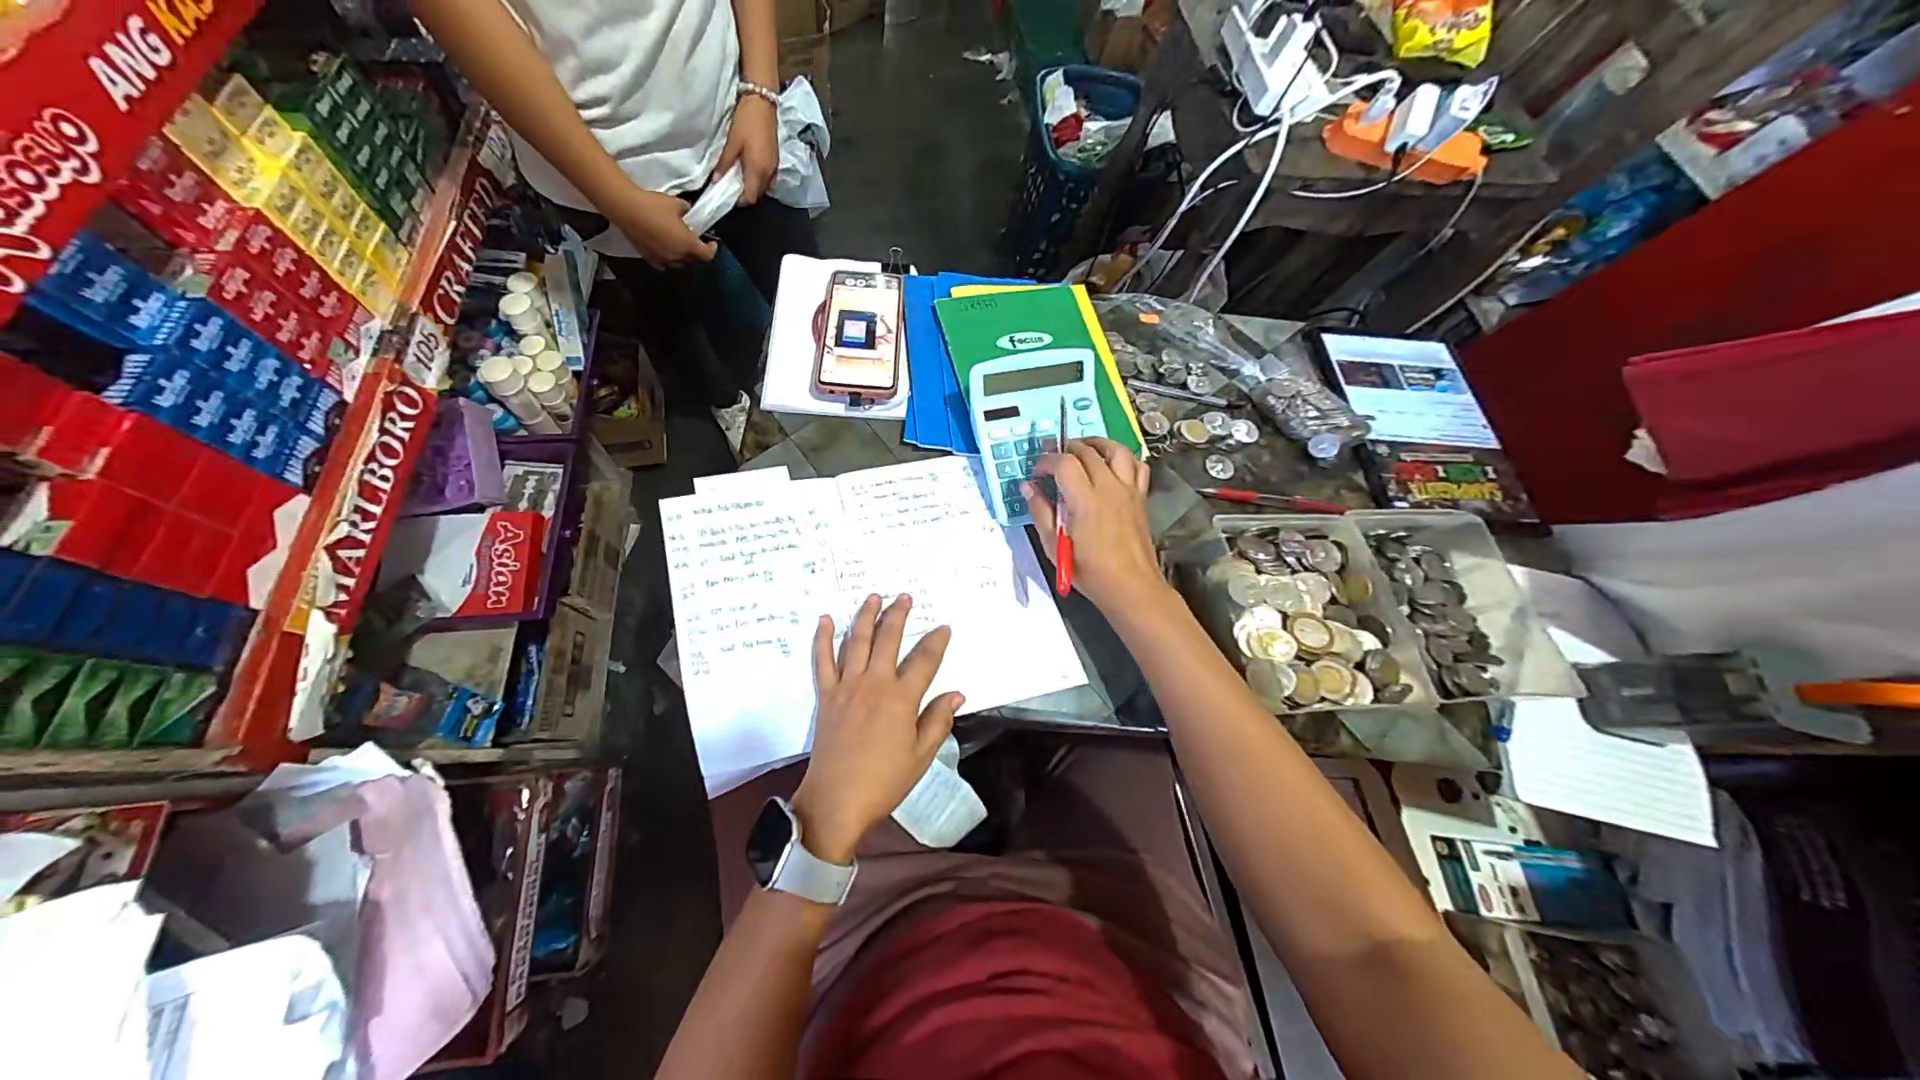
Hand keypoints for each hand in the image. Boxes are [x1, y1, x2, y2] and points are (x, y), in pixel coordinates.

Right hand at [603, 184, 716, 267]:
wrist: (626, 208)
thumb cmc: (654, 206)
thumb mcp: (676, 203)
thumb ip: (686, 210)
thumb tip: (687, 212)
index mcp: (688, 245)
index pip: (706, 255)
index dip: (712, 249)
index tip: (712, 242)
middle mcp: (677, 256)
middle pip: (693, 260)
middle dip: (697, 252)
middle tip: (695, 241)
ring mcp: (662, 259)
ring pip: (678, 263)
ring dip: (683, 256)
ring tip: (680, 245)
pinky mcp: (649, 257)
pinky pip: (663, 263)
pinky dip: (668, 259)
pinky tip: (666, 251)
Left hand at [713, 93, 778, 203]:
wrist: (762, 102)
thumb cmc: (746, 122)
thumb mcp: (732, 142)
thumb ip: (724, 163)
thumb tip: (716, 180)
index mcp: (757, 171)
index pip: (750, 197)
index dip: (739, 201)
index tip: (727, 196)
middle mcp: (769, 174)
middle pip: (757, 194)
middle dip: (745, 195)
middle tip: (731, 187)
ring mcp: (774, 168)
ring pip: (764, 187)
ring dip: (753, 187)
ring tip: (740, 179)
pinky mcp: (776, 161)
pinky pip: (769, 179)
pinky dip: (759, 180)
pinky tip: (750, 171)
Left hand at [792, 594, 962, 863]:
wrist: (836, 800)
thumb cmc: (884, 781)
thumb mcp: (921, 755)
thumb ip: (937, 721)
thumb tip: (955, 694)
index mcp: (901, 699)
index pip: (924, 660)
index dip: (936, 641)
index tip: (943, 628)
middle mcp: (874, 684)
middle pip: (888, 639)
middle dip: (898, 615)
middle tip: (905, 597)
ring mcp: (847, 687)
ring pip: (856, 641)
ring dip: (866, 616)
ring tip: (874, 597)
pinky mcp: (826, 696)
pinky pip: (822, 661)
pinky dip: (822, 639)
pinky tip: (825, 620)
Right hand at [1025, 438, 1168, 613]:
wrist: (1130, 586)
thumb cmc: (1090, 571)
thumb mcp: (1054, 546)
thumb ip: (1040, 512)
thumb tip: (1028, 487)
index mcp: (1085, 500)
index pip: (1064, 463)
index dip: (1046, 461)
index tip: (1037, 471)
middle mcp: (1109, 488)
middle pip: (1087, 451)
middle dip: (1067, 448)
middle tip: (1053, 456)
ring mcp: (1128, 490)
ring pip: (1116, 450)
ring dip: (1097, 443)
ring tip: (1083, 448)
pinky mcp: (1140, 497)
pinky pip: (1137, 465)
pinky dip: (1124, 457)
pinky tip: (1113, 463)